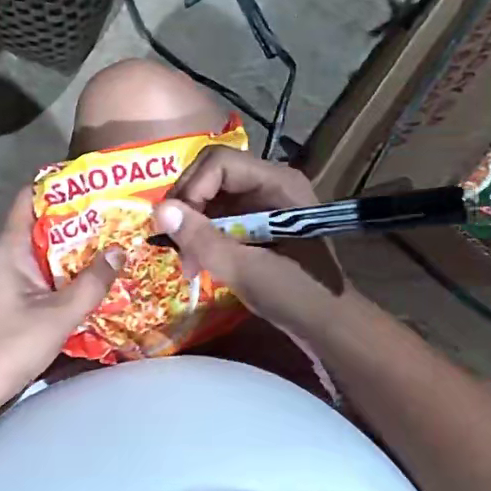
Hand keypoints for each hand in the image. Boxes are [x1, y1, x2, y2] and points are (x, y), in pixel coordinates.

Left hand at [0, 188, 120, 409]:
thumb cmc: (8, 347)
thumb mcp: (58, 316)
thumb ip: (91, 283)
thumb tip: (120, 249)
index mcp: (10, 248)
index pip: (29, 197)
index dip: (59, 184)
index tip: (95, 181)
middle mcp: (7, 256)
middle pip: (44, 223)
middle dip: (80, 218)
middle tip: (119, 212)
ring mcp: (9, 278)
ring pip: (47, 251)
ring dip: (77, 248)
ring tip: (117, 239)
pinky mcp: (14, 299)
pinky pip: (45, 274)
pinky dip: (68, 272)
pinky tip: (97, 277)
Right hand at [153, 147, 346, 330]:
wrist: (332, 326)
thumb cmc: (298, 296)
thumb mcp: (247, 270)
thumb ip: (203, 239)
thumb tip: (159, 212)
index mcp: (277, 183)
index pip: (219, 163)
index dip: (191, 188)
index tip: (175, 227)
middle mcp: (269, 183)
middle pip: (211, 174)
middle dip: (187, 206)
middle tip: (173, 244)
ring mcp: (262, 202)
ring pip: (210, 195)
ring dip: (191, 224)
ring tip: (187, 261)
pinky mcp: (256, 222)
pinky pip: (218, 214)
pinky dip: (202, 234)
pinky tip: (198, 262)